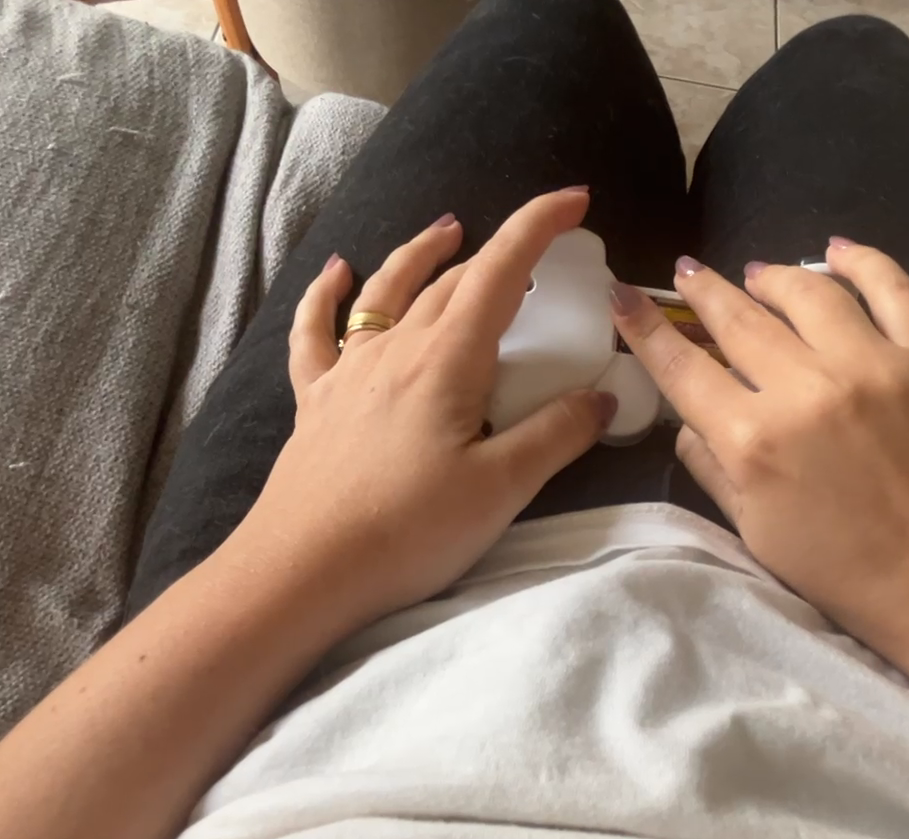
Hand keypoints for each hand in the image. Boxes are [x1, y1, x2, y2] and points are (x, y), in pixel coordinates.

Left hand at [216, 190, 616, 630]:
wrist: (305, 570)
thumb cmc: (410, 529)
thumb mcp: (502, 487)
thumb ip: (556, 434)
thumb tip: (602, 398)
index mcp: (446, 360)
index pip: (500, 271)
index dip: (539, 226)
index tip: (575, 199)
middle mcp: (395, 350)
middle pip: (451, 282)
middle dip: (497, 254)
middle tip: (534, 254)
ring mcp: (348, 372)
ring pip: (387, 293)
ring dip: (420, 256)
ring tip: (445, 231)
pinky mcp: (317, 402)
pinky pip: (317, 334)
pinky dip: (327, 297)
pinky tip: (337, 274)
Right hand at [609, 239, 908, 666]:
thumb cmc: (840, 569)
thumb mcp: (752, 531)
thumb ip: (710, 466)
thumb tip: (687, 416)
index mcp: (753, 441)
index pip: (682, 368)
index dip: (646, 328)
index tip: (624, 296)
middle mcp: (806, 389)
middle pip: (739, 319)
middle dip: (703, 291)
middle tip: (688, 271)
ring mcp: (874, 365)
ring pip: (808, 292)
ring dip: (771, 276)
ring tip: (754, 273)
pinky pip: (894, 287)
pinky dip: (861, 261)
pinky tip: (836, 251)